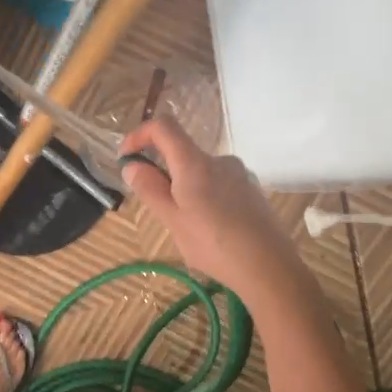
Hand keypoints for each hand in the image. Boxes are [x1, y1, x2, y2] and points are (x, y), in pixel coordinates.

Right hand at [119, 118, 314, 307]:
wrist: (266, 264)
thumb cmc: (212, 244)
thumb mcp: (172, 220)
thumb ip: (150, 190)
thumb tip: (131, 167)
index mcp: (195, 163)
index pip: (164, 128)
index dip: (139, 135)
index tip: (125, 158)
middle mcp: (219, 159)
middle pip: (182, 153)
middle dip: (162, 175)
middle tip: (158, 212)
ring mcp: (238, 173)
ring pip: (199, 173)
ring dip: (183, 190)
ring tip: (186, 227)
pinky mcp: (249, 188)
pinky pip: (216, 184)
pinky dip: (202, 198)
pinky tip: (208, 228)